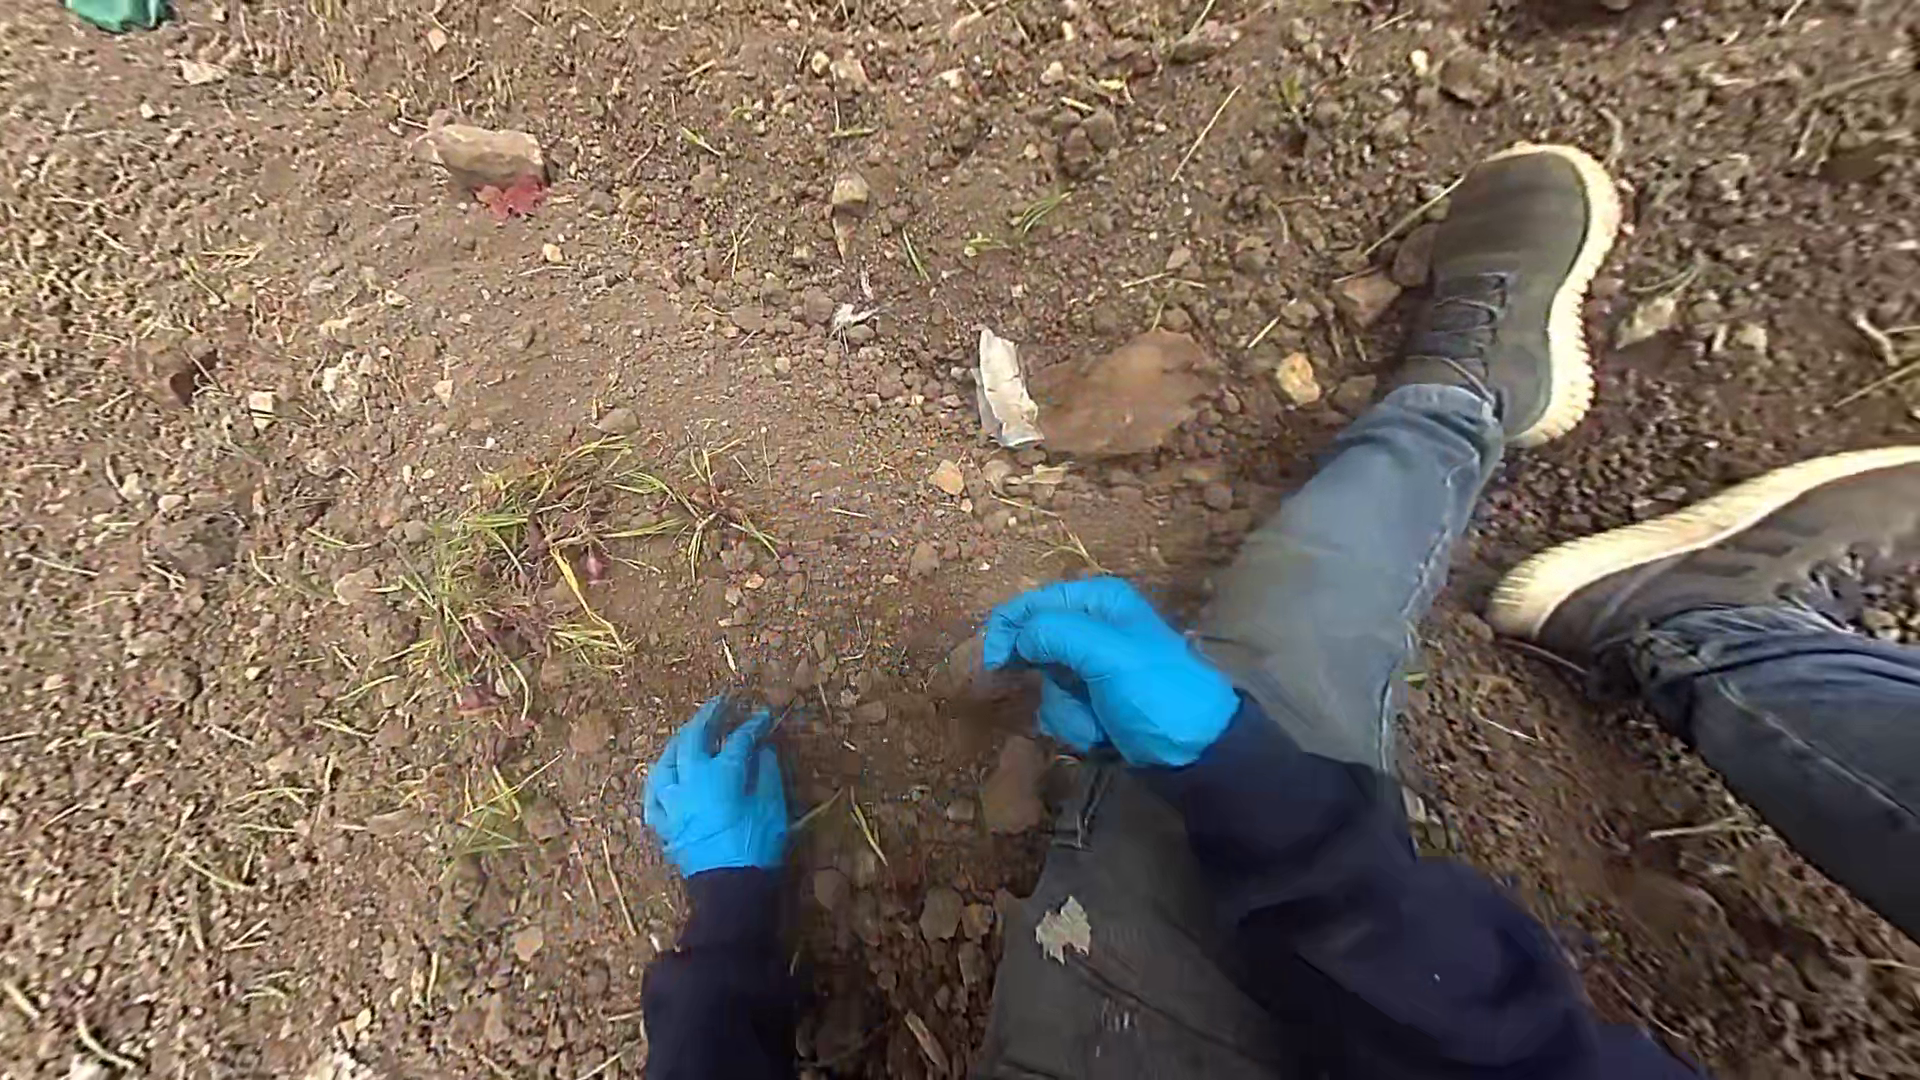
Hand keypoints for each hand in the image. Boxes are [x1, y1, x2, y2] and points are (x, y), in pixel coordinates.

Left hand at [643, 697, 787, 875]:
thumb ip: (767, 770)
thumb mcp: (772, 803)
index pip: (739, 739)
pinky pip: (654, 796)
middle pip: (693, 738)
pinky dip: (661, 780)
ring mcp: (672, 802)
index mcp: (721, 773)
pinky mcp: (664, 824)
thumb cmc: (756, 844)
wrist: (730, 889)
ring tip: (690, 732)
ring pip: (666, 762)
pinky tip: (666, 775)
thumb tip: (763, 748)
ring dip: (679, 743)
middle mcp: (690, 781)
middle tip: (720, 704)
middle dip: (708, 717)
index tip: (764, 716)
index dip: (753, 725)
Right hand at [982, 578, 1238, 766]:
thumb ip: (1055, 633)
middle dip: (1045, 678)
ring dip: (1065, 707)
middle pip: (1034, 644)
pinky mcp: (1092, 699)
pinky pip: (1059, 707)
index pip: (1033, 602)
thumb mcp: (1107, 655)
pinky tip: (1100, 733)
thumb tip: (1016, 638)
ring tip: (1096, 720)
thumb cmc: (1156, 695)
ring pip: (1045, 682)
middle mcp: (1092, 626)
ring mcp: (1091, 666)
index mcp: (1099, 600)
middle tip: (1061, 696)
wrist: (1197, 756)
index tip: (995, 663)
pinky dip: (1074, 724)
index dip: (1008, 628)